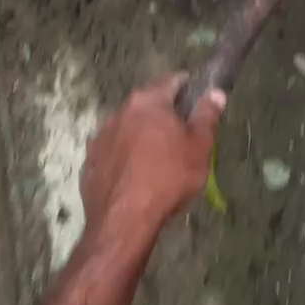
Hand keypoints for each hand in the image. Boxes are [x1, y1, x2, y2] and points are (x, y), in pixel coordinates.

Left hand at [79, 74, 225, 237]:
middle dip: (164, 113)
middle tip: (182, 134)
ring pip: (129, 127)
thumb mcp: (200, 146)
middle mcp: (120, 112)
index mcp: (148, 101)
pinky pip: (114, 151)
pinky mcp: (89, 163)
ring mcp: (101, 138)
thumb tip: (215, 92)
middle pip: (148, 103)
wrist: (123, 224)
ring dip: (143, 134)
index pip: (172, 80)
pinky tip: (137, 177)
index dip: (189, 87)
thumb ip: (207, 115)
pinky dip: (126, 156)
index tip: (199, 102)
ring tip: (159, 158)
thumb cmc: (168, 178)